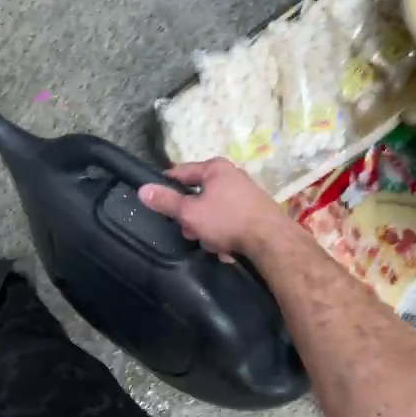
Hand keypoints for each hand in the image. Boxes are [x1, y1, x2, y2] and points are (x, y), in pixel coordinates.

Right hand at [139, 158, 291, 260]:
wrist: (273, 241)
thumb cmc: (227, 220)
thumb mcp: (189, 212)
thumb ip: (165, 201)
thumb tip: (142, 189)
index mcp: (215, 168)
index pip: (180, 173)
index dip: (165, 187)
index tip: (157, 202)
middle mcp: (232, 175)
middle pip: (198, 194)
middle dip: (191, 216)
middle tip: (189, 232)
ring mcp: (247, 193)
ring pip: (214, 210)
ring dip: (207, 228)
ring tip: (211, 244)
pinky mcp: (257, 210)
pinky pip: (230, 219)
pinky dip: (225, 232)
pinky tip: (226, 248)